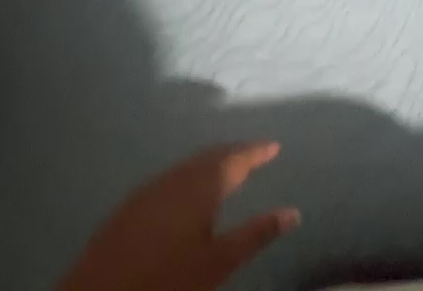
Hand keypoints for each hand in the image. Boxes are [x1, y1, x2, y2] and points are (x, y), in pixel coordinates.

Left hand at [60, 142, 299, 290]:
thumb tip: (293, 212)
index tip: (274, 145)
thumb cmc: (166, 280)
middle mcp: (174, 179)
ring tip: (226, 170)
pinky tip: (187, 192)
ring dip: (209, 164)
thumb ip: (256, 234)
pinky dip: (187, 177)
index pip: (234, 159)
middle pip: (209, 157)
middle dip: (233, 153)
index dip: (256, 151)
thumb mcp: (218, 263)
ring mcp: (148, 190)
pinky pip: (169, 179)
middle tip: (254, 154)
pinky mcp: (129, 207)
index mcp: (199, 186)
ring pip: (187, 167)